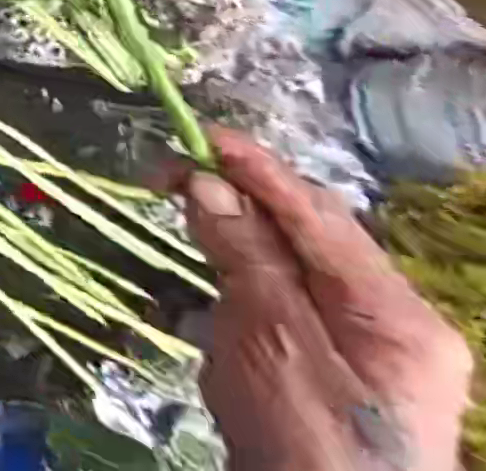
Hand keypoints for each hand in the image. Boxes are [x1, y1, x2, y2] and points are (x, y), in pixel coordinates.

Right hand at [181, 127, 471, 470]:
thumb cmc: (303, 428)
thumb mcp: (269, 338)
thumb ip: (246, 258)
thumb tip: (210, 185)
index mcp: (392, 310)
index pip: (318, 216)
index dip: (258, 169)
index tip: (200, 135)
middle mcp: (389, 309)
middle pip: (313, 224)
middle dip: (243, 184)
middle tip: (170, 168)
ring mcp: (363, 326)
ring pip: (296, 244)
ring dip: (238, 210)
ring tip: (180, 191)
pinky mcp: (328, 338)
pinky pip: (285, 270)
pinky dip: (242, 241)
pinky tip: (212, 234)